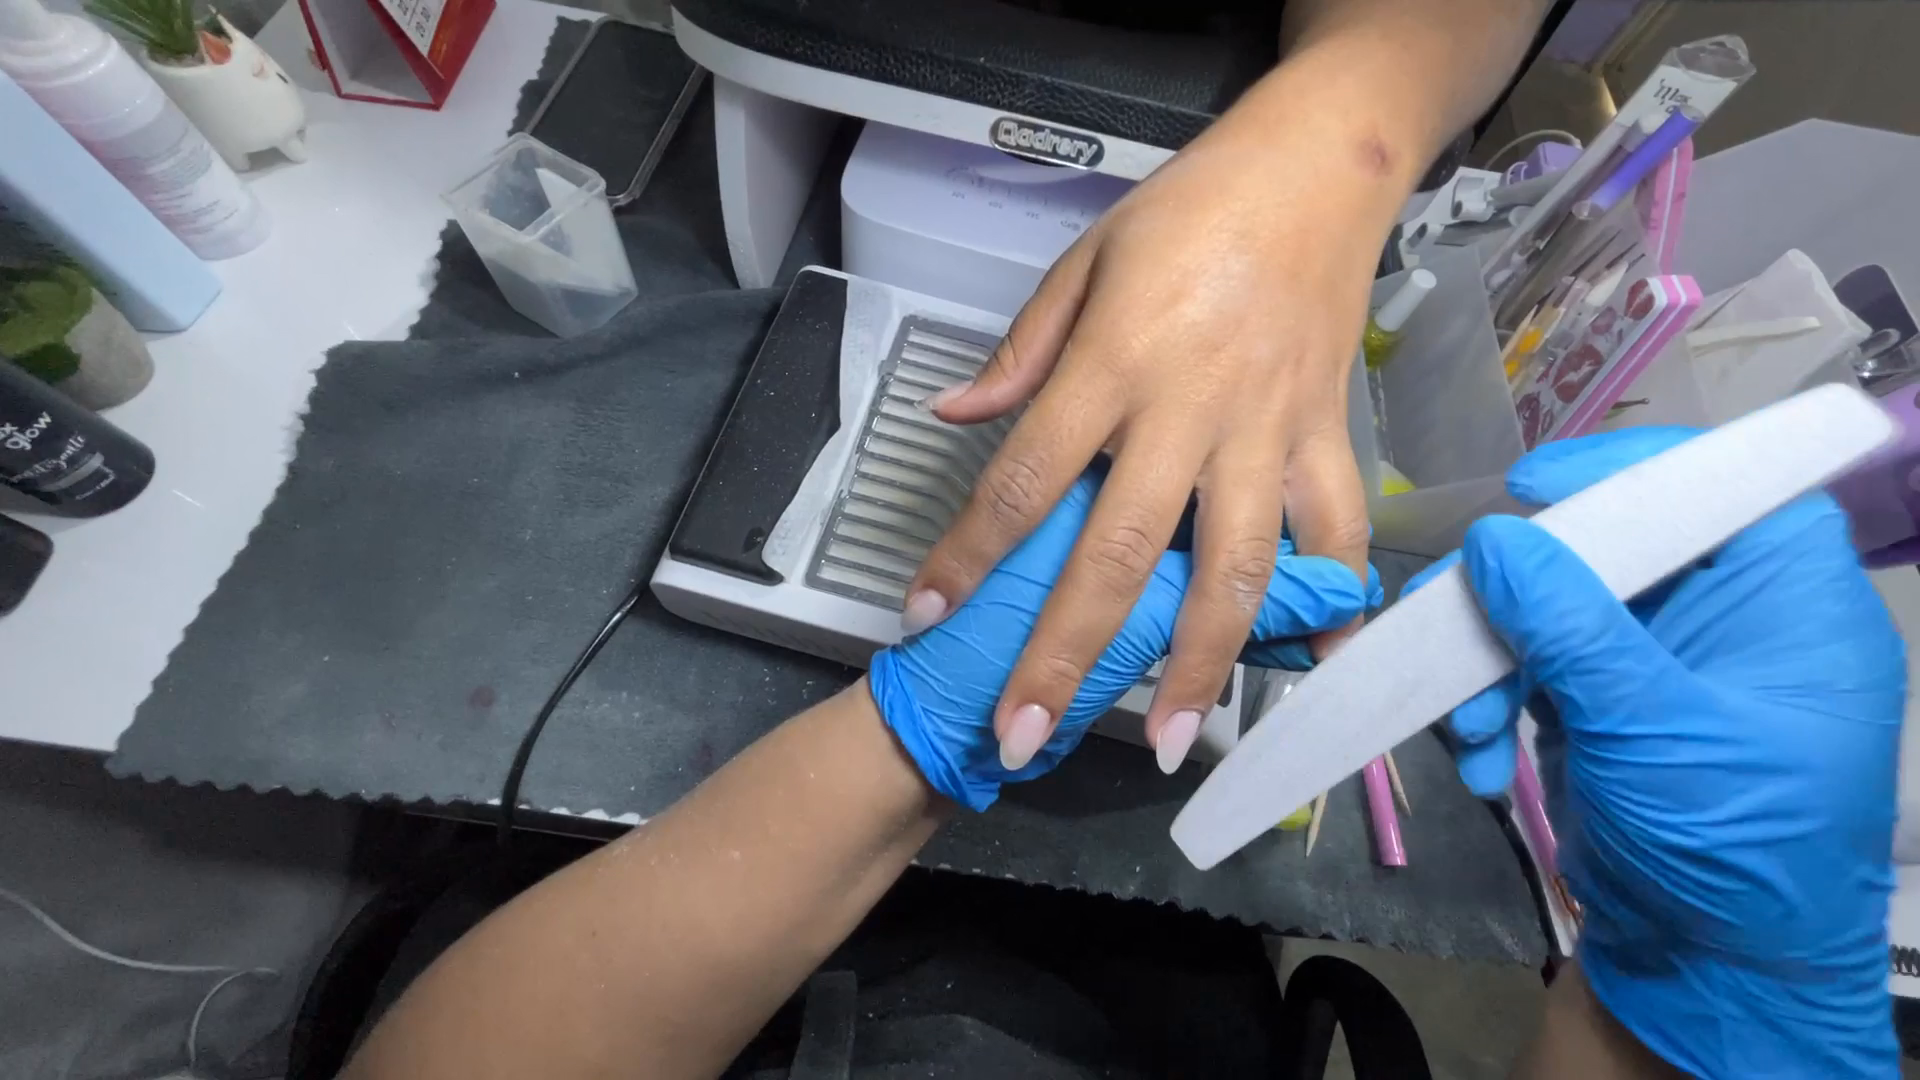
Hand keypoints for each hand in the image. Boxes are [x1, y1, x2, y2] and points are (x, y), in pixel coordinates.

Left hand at [905, 119, 1396, 768]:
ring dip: (1200, 664)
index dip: (968, 554)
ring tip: (1169, 744)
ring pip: (1234, 565)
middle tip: (1023, 737)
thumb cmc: (1185, 213)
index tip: (927, 615)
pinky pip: (1338, 530)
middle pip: (1121, 551)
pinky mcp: (1332, 434)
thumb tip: (953, 416)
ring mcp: (1270, 430)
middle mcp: (1190, 411)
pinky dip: (1330, 600)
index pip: (1022, 479)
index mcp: (1114, 362)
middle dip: (1068, 655)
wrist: (1319, 168)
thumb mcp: (1082, 265)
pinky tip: (1313, 664)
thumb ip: (1019, 354)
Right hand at [1426, 428, 1905, 1076]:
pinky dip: (1487, 707)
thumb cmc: (1729, 842)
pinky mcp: (1589, 701)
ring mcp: (1641, 664)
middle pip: (1595, 554)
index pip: (1719, 494)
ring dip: (1482, 667)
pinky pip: (1516, 669)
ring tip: (1471, 728)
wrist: (1707, 963)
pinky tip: (1483, 760)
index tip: (1530, 486)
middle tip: (1445, 622)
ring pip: (1536, 614)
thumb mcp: (1652, 726)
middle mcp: (1711, 622)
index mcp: (1778, 608)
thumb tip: (1493, 538)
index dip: (1629, 471)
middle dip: (1509, 599)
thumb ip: (1572, 627)